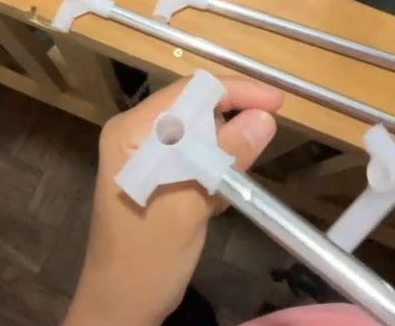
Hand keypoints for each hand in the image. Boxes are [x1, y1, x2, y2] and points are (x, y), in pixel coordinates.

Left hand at [63, 74, 283, 325]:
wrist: (118, 313)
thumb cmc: (144, 262)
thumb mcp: (187, 209)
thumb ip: (224, 158)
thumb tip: (265, 118)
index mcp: (131, 132)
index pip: (189, 92)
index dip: (235, 91)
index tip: (276, 103)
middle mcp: (136, 133)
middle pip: (195, 108)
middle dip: (232, 119)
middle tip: (266, 136)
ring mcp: (146, 154)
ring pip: (200, 132)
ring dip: (225, 149)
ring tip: (239, 177)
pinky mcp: (158, 174)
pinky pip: (196, 155)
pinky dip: (216, 168)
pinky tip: (221, 195)